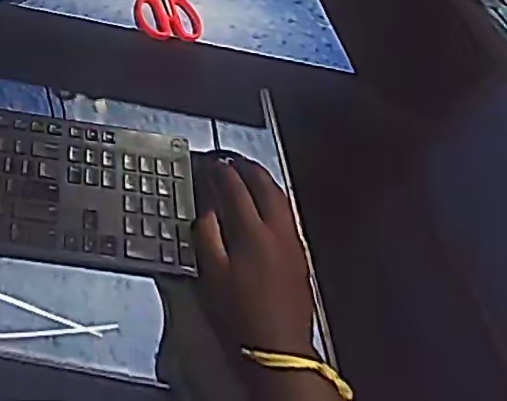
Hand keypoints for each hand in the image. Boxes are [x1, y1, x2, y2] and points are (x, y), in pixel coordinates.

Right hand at [195, 154, 315, 358]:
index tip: (208, 163)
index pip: (234, 187)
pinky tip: (263, 199)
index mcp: (251, 232)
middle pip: (263, 184)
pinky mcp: (300, 252)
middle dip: (244, 167)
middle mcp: (276, 230)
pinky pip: (287, 211)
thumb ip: (206, 233)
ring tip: (246, 172)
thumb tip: (206, 207)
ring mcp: (292, 240)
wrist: (280, 348)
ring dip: (261, 178)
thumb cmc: (239, 310)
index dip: (219, 170)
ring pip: (280, 196)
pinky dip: (273, 196)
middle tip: (228, 159)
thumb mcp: (211, 271)